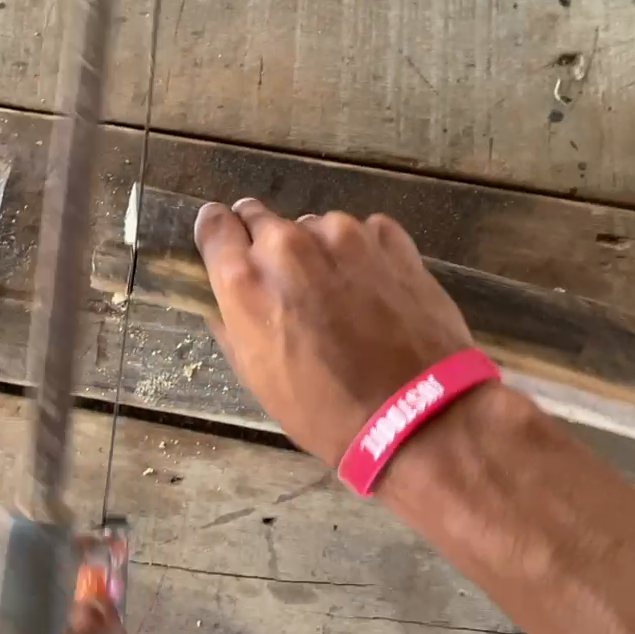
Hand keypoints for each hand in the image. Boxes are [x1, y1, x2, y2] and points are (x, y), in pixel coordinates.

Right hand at [193, 199, 476, 464]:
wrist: (422, 416)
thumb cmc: (325, 409)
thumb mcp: (256, 375)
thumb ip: (231, 321)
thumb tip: (225, 298)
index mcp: (245, 278)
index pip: (212, 222)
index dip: (219, 234)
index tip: (228, 247)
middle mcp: (286, 243)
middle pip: (259, 216)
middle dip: (264, 242)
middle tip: (286, 281)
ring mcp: (341, 234)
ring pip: (311, 226)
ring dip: (316, 250)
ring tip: (340, 294)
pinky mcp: (388, 237)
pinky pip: (361, 232)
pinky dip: (360, 252)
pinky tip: (374, 289)